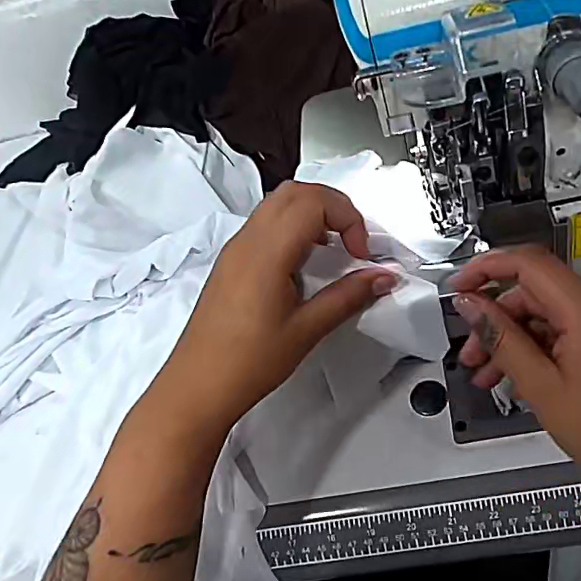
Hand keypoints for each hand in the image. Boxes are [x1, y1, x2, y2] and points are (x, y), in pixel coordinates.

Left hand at [157, 182, 395, 432]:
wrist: (197, 388)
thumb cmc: (246, 363)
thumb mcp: (309, 329)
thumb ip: (350, 295)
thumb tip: (383, 277)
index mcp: (266, 254)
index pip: (313, 203)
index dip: (348, 219)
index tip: (360, 253)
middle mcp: (247, 243)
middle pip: (296, 192)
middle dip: (335, 206)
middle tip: (353, 239)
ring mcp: (236, 250)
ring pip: (279, 203)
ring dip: (315, 214)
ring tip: (335, 249)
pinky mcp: (233, 262)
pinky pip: (267, 224)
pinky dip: (296, 228)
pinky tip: (309, 262)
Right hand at [451, 246, 580, 501]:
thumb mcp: (543, 388)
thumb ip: (503, 339)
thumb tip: (473, 306)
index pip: (529, 263)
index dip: (487, 268)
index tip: (461, 284)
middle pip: (539, 291)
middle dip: (500, 319)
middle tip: (474, 353)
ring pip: (555, 312)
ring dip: (521, 337)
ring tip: (492, 374)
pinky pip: (575, 326)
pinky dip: (547, 345)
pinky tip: (525, 374)